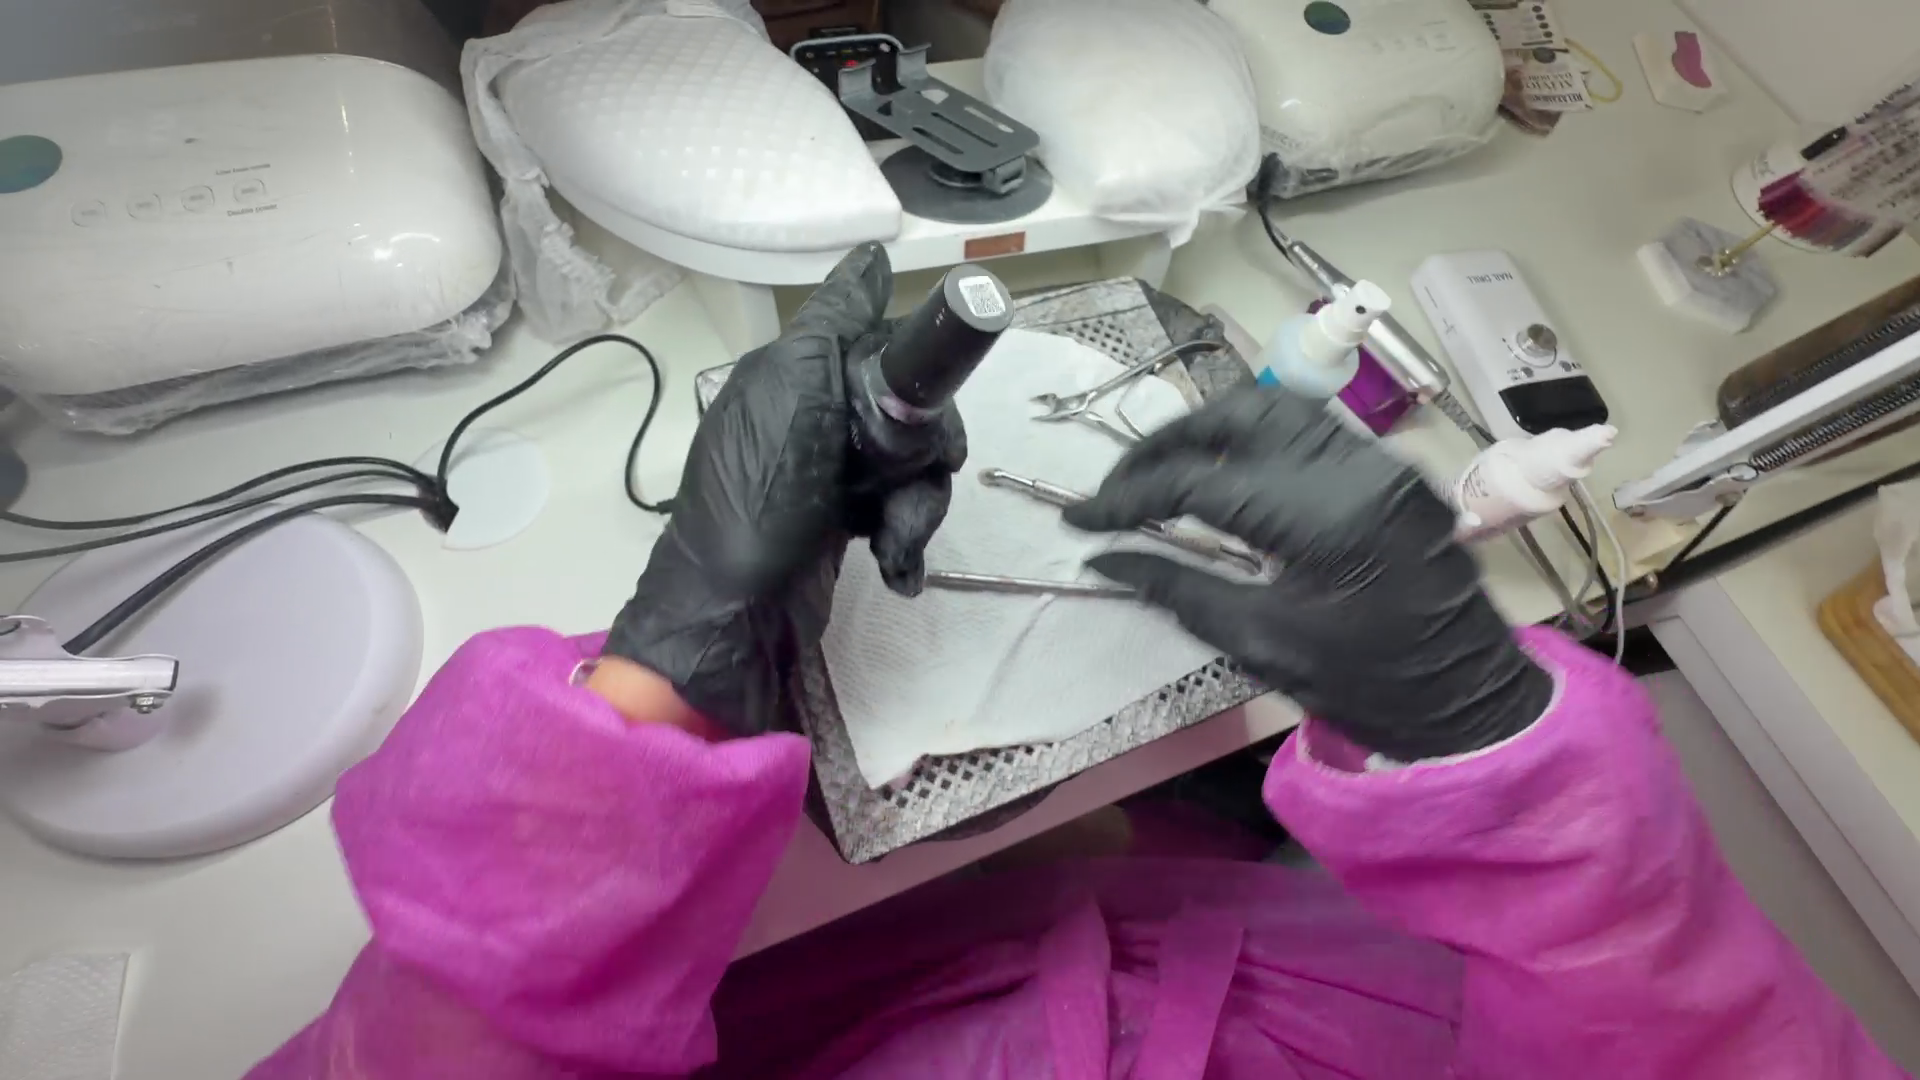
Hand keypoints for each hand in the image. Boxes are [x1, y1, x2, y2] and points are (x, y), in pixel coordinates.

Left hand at [602, 243, 966, 734]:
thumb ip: (833, 325)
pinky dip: (906, 537)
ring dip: (915, 509)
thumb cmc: (763, 496)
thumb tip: (871, 254)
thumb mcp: (792, 392)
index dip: (919, 384)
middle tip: (903, 489)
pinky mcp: (852, 516)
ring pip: (916, 465)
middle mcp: (823, 414)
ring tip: (894, 544)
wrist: (738, 610)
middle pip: (913, 413)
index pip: (888, 348)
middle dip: (922, 460)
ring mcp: (838, 469)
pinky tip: (895, 565)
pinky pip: (902, 507)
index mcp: (803, 375)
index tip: (928, 425)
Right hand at [1064, 389, 1550, 760]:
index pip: (1198, 484)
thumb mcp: (1256, 641)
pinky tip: (1215, 475)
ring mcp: (1378, 460)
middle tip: (1119, 484)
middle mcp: (1355, 468)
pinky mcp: (1384, 468)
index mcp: (1325, 520)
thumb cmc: (1364, 685)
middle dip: (1164, 443)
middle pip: (1236, 416)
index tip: (1079, 517)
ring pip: (1271, 409)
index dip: (1127, 498)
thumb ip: (1174, 586)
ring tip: (1158, 472)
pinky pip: (1302, 429)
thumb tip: (1102, 558)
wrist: (1470, 702)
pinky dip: (1245, 440)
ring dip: (1203, 432)